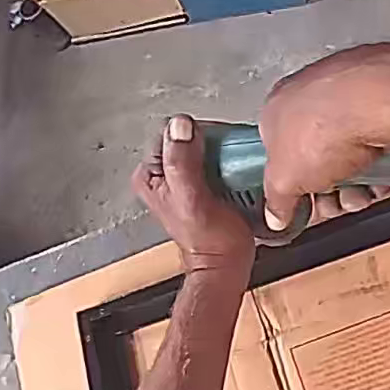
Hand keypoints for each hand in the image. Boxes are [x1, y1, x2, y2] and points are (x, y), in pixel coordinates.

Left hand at [132, 115, 254, 274]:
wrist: (227, 264)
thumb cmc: (209, 241)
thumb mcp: (192, 198)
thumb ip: (181, 162)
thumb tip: (180, 125)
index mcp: (150, 175)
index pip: (172, 132)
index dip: (197, 135)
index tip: (216, 150)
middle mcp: (165, 174)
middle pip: (191, 137)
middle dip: (213, 144)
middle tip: (228, 164)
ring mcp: (186, 178)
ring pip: (207, 146)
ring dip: (225, 152)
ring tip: (235, 170)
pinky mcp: (206, 184)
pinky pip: (219, 160)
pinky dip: (230, 162)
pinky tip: (238, 174)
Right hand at [260, 46, 389, 230]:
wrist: (376, 104)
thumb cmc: (323, 129)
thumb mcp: (284, 180)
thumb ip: (277, 201)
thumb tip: (275, 216)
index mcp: (277, 110)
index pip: (279, 155)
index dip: (293, 186)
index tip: (304, 207)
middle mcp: (311, 99)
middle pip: (317, 162)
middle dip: (329, 194)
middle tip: (336, 205)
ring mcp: (349, 101)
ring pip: (350, 159)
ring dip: (356, 187)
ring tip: (361, 196)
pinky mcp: (383, 109)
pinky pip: (378, 149)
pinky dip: (380, 170)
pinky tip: (383, 181)